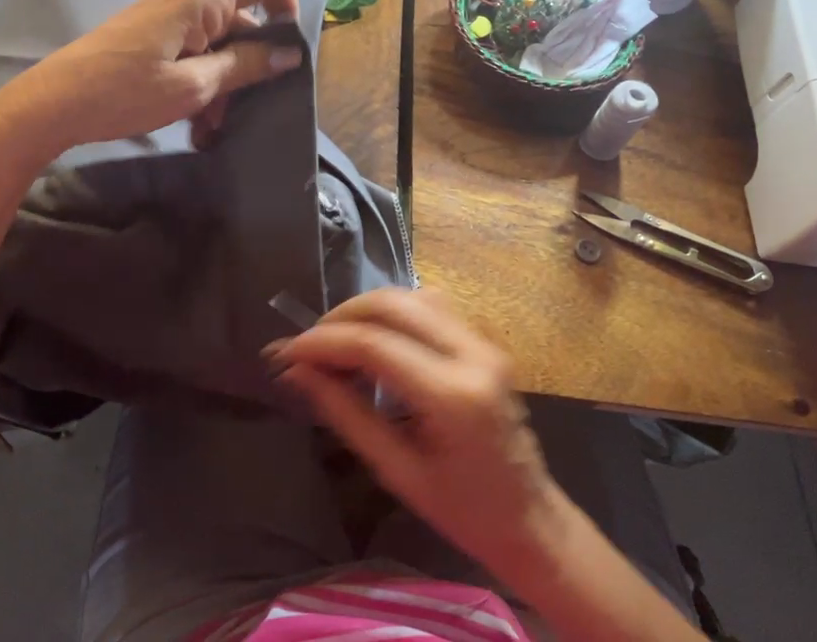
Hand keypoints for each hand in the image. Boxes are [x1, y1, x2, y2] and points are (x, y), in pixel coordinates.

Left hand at [0, 0, 302, 152]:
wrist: (53, 103)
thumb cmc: (123, 93)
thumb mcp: (191, 87)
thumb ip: (243, 66)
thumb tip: (289, 54)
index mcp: (199, 0)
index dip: (286, 3)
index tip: (285, 50)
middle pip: (241, 19)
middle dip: (248, 66)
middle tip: (237, 114)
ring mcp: (165, 16)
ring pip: (217, 42)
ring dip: (223, 82)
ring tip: (208, 128)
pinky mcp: (150, 34)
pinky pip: (192, 50)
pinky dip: (200, 80)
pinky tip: (192, 120)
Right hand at [270, 288, 566, 584]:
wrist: (530, 521)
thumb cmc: (461, 510)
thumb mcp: (394, 470)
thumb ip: (344, 412)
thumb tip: (295, 372)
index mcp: (453, 397)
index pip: (373, 345)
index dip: (322, 342)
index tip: (286, 353)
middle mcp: (474, 356)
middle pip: (393, 305)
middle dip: (341, 317)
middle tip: (308, 346)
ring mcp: (485, 344)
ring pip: (413, 296)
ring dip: (367, 310)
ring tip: (336, 342)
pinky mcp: (486, 343)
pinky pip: (432, 307)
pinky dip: (394, 313)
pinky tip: (374, 338)